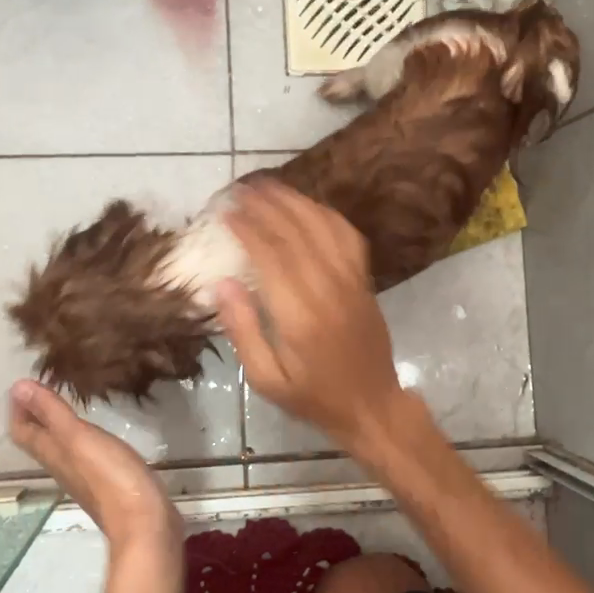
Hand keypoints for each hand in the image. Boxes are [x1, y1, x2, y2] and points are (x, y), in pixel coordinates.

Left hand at [8, 381, 182, 550]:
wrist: (143, 520)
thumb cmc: (109, 474)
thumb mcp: (77, 436)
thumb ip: (50, 411)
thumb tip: (17, 387)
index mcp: (52, 454)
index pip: (22, 431)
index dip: (17, 409)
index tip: (22, 385)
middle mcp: (63, 467)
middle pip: (40, 441)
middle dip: (37, 415)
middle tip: (45, 387)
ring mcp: (86, 477)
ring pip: (63, 448)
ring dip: (59, 426)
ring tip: (70, 402)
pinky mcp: (109, 483)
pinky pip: (86, 455)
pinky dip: (84, 438)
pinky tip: (98, 431)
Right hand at [214, 181, 408, 448]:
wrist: (372, 405)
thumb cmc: (313, 397)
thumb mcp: (267, 378)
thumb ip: (243, 330)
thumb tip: (221, 284)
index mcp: (300, 316)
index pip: (271, 257)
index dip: (248, 228)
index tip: (226, 212)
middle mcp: (328, 289)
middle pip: (296, 233)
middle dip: (266, 206)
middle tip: (240, 190)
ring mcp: (351, 281)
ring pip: (323, 227)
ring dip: (294, 202)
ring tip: (268, 187)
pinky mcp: (364, 280)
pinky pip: (347, 236)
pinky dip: (326, 215)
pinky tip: (307, 206)